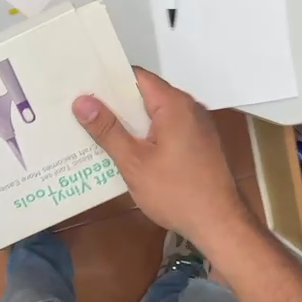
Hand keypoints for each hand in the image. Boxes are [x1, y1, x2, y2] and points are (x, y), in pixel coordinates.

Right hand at [73, 68, 260, 252]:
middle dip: (115, 102)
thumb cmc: (176, 192)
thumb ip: (107, 129)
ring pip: (155, 114)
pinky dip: (145, 134)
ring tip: (95, 128)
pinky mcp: (198, 144)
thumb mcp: (134, 162)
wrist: (220, 225)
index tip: (82, 86)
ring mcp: (196, 126)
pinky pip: (166, 128)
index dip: (108, 79)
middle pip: (146, 94)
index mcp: (174, 104)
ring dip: (129, 121)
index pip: (137, 76)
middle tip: (81, 109)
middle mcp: (189, 108)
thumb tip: (82, 101)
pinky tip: (124, 149)